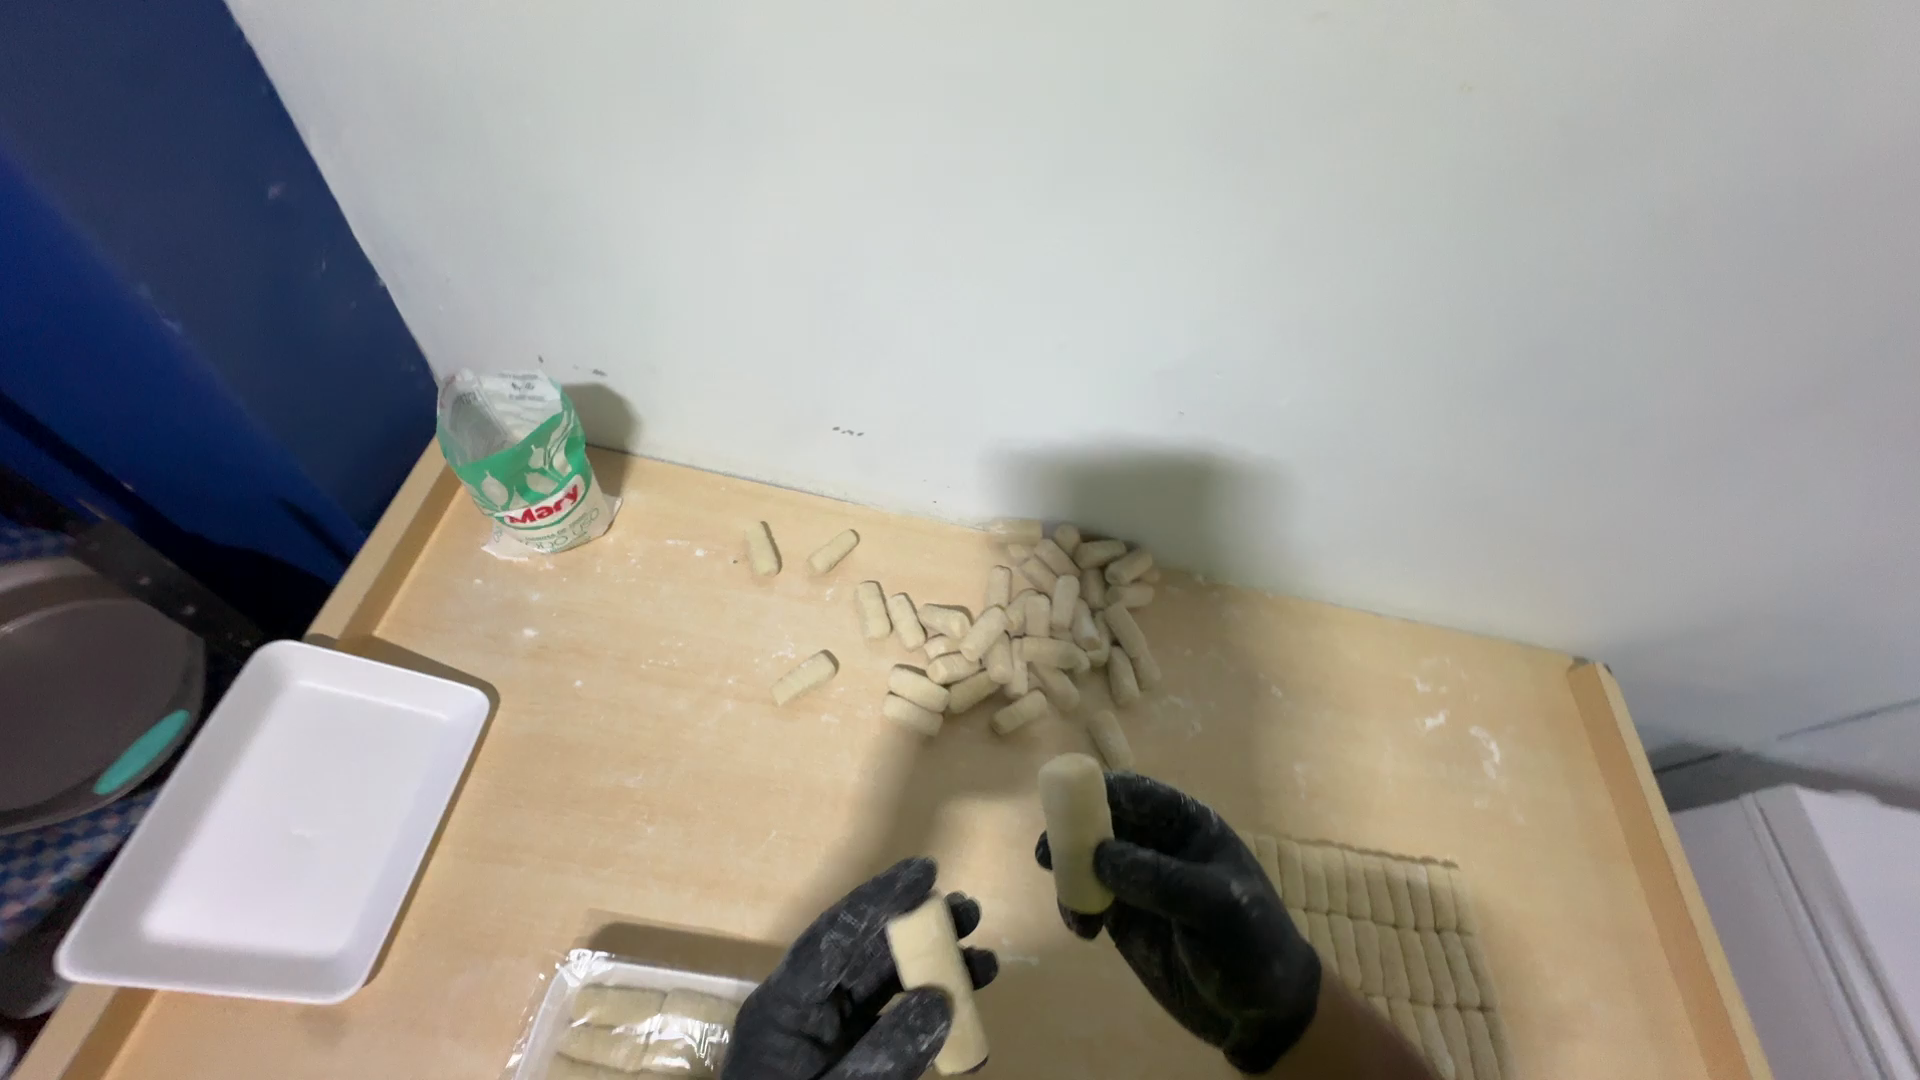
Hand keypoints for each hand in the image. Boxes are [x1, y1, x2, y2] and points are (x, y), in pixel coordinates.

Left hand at [723, 857, 997, 1079]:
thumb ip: (884, 1057)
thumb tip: (940, 1001)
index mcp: (784, 1007)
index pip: (835, 935)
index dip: (880, 898)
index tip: (925, 872)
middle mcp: (807, 1008)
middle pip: (867, 951)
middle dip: (918, 927)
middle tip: (968, 910)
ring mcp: (829, 1033)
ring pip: (886, 981)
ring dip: (933, 963)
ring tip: (982, 953)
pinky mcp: (850, 1057)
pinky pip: (893, 1019)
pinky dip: (930, 1007)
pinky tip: (966, 1002)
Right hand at [1035, 773, 1320, 1073]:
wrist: (1262, 1015)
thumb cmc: (1253, 947)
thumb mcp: (1217, 906)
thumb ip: (1160, 878)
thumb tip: (1099, 856)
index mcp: (1186, 825)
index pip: (1137, 794)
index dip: (1100, 790)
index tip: (1066, 801)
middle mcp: (1156, 844)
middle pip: (1102, 821)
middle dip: (1072, 832)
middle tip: (1047, 854)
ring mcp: (1137, 880)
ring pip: (1087, 859)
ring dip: (1069, 873)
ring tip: (1071, 905)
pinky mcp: (1123, 916)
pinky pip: (1086, 897)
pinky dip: (1075, 906)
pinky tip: (1083, 930)